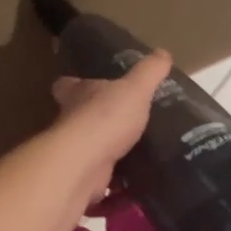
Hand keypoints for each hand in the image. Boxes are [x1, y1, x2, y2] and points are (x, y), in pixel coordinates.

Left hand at [50, 49, 169, 173]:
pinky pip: (100, 174)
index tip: (85, 85)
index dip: (74, 84)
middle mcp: (70, 120)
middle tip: (122, 121)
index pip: (67, 84)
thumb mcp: (135, 89)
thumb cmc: (106, 117)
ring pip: (89, 146)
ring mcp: (75, 150)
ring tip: (135, 150)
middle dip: (95, 118)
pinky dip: (114, 177)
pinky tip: (134, 178)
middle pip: (77, 115)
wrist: (86, 163)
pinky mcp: (83, 174)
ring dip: (106, 148)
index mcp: (78, 93)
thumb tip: (164, 52)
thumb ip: (149, 72)